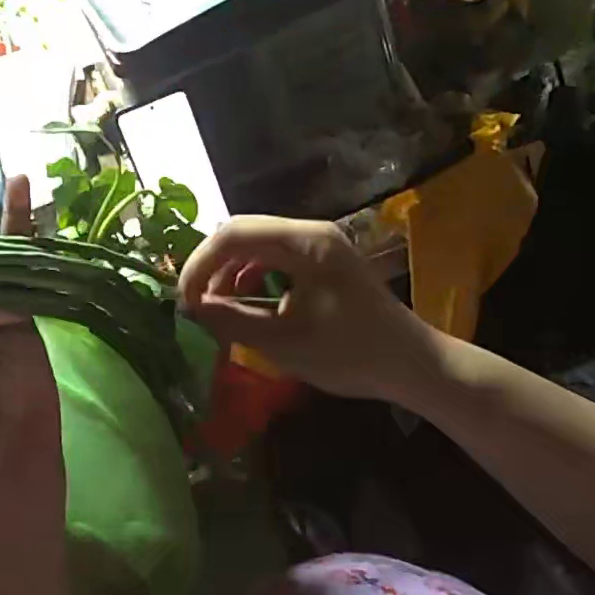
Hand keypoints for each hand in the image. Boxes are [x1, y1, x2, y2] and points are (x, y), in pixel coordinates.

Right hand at [179, 216, 435, 401]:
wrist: (410, 363)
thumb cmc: (351, 355)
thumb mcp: (283, 342)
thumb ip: (232, 320)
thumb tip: (192, 307)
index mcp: (306, 244)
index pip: (234, 235)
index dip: (199, 264)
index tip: (184, 300)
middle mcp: (311, 231)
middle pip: (241, 231)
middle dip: (209, 264)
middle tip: (192, 301)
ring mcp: (318, 241)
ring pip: (253, 240)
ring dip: (227, 269)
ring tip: (213, 304)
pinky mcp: (320, 257)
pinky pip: (271, 253)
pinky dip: (248, 273)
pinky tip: (242, 298)